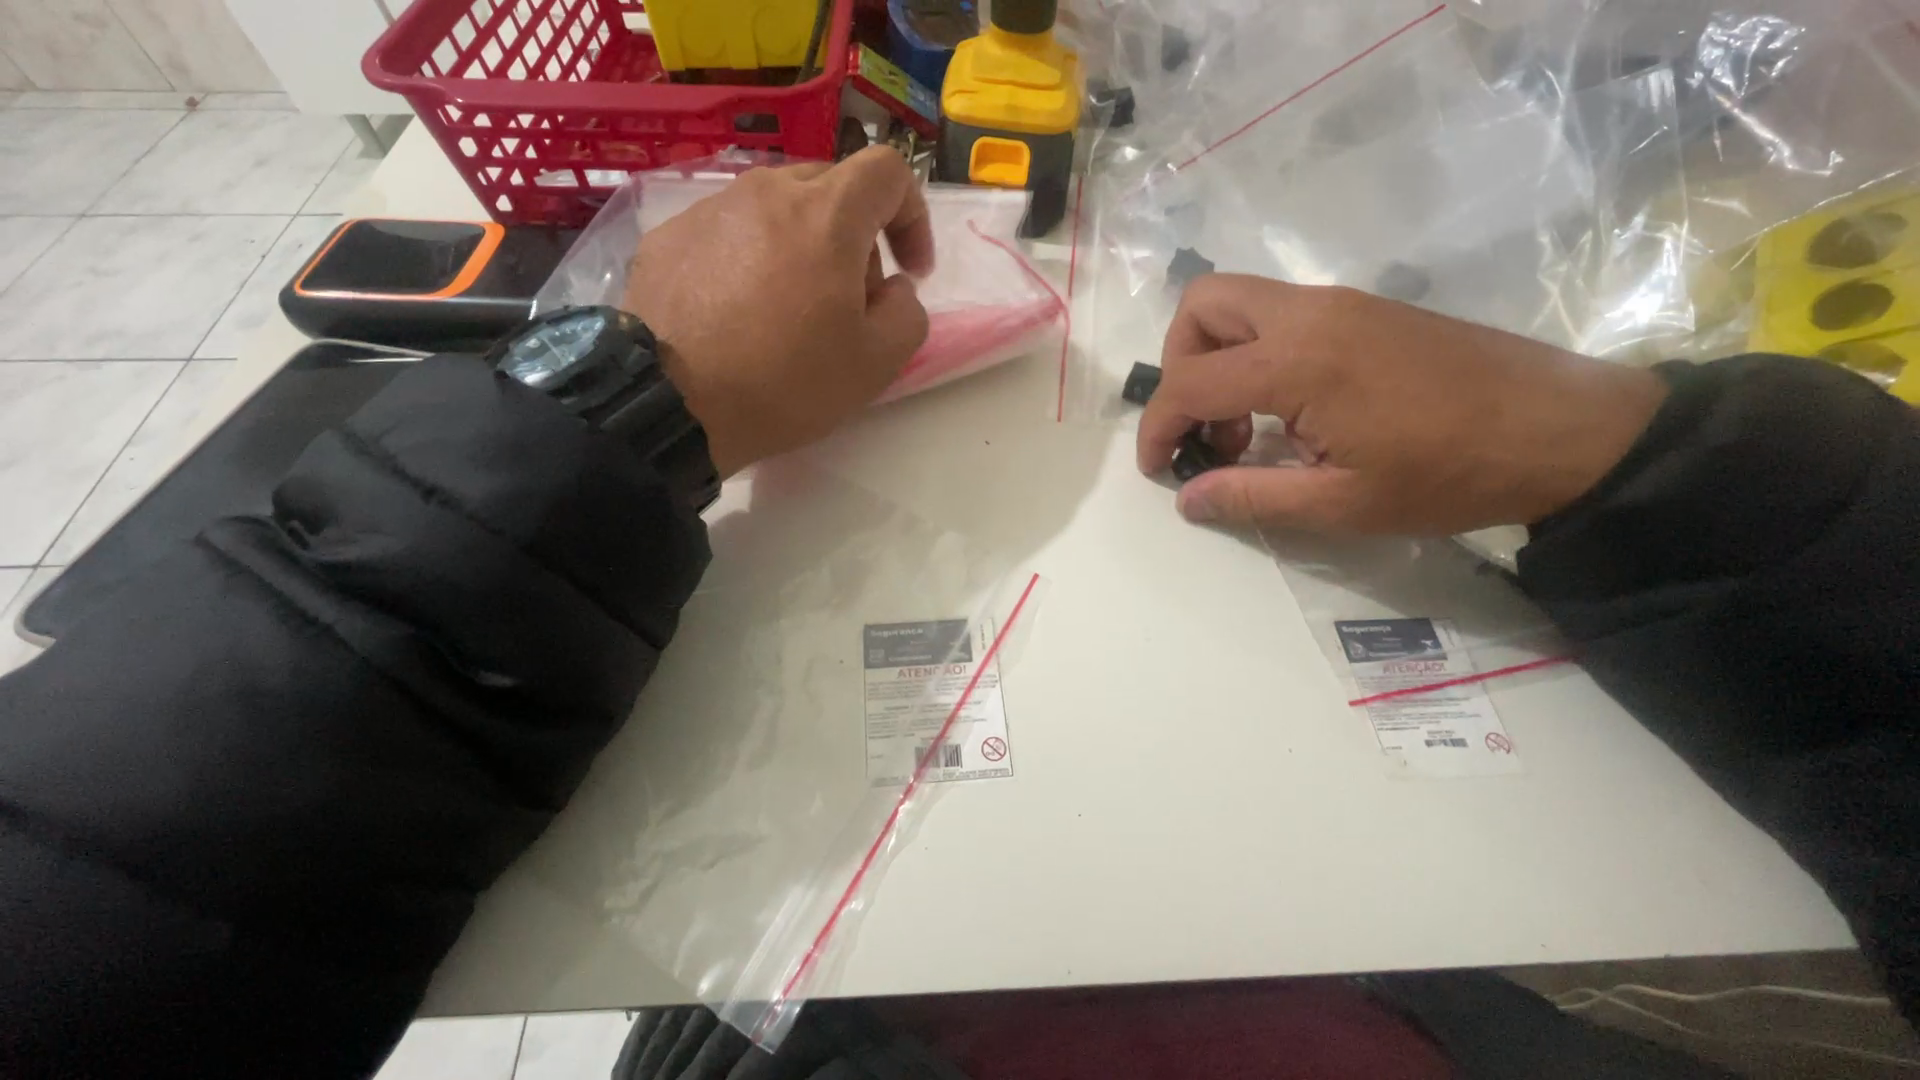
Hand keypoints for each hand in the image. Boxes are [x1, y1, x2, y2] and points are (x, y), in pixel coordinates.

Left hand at [620, 147, 933, 475]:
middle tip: (851, 300)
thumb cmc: (785, 383)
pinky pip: (729, 232)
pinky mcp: (668, 235)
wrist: (669, 404)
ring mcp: (710, 209)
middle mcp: (767, 191)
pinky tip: (737, 313)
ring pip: (776, 208)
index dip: (912, 215)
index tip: (910, 271)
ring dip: (801, 246)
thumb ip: (908, 311)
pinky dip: (750, 259)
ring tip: (789, 309)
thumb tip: (892, 288)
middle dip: (856, 238)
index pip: (888, 171)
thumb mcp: (877, 363)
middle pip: (830, 188)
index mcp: (826, 214)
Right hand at [1137, 275, 1669, 534]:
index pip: (1189, 381)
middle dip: (1181, 364)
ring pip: (1242, 302)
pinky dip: (1260, 353)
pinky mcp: (1367, 310)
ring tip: (1248, 427)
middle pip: (1203, 305)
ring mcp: (1342, 304)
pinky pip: (1283, 314)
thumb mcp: (1341, 503)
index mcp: (1296, 360)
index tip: (1158, 469)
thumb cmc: (1450, 474)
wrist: (1567, 432)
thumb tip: (1187, 500)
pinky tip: (1293, 412)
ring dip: (1220, 358)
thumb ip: (1250, 497)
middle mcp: (1309, 313)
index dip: (1158, 427)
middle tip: (1205, 425)